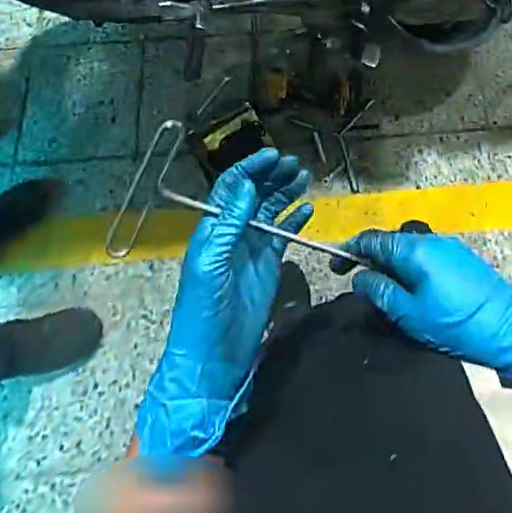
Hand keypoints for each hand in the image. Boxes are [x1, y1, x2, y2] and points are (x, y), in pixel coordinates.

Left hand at [136, 149, 312, 460]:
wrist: (213, 357)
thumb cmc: (204, 309)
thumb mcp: (212, 262)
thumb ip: (230, 223)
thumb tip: (246, 183)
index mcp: (213, 227)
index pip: (232, 187)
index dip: (250, 169)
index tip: (272, 155)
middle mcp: (232, 232)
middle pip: (253, 194)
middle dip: (271, 175)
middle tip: (293, 163)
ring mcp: (251, 248)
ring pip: (269, 210)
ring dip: (284, 192)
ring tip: (302, 175)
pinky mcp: (268, 267)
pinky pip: (282, 235)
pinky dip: (294, 220)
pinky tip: (307, 208)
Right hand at [346, 229, 511, 441]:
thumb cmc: (459, 326)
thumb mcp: (410, 314)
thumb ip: (379, 291)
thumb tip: (360, 277)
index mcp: (413, 249)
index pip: (370, 240)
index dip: (348, 251)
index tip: (335, 266)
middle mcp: (429, 240)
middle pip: (388, 242)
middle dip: (370, 260)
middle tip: (362, 284)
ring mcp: (449, 247)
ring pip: (407, 250)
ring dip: (392, 266)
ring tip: (388, 293)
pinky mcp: (463, 260)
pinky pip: (426, 257)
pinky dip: (411, 269)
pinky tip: (415, 293)